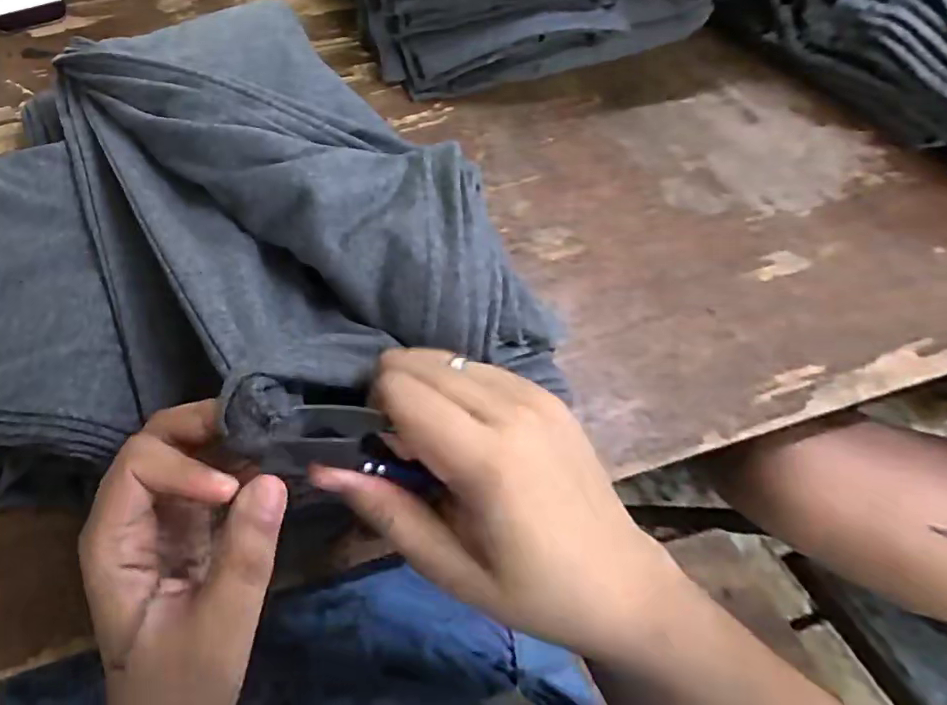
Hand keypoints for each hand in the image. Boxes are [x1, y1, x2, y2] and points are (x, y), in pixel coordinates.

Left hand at [79, 401, 288, 704]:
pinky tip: (264, 463)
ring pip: (179, 449)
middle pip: (153, 443)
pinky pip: (204, 476)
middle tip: (252, 424)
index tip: (228, 490)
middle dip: (199, 426)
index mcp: (111, 539)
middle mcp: (125, 515)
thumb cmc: (181, 687)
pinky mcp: (182, 525)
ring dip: (220, 438)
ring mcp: (153, 516)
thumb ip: (244, 559)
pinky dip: (233, 463)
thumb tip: (273, 480)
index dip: (182, 465)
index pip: (136, 466)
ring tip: (265, 436)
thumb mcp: (217, 633)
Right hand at [309, 349, 686, 660]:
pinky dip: (453, 386)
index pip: (398, 388)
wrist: (626, 586)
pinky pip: (473, 365)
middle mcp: (511, 410)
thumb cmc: (531, 589)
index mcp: (488, 459)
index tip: (387, 453)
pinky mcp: (545, 390)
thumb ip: (385, 510)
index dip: (375, 413)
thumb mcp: (450, 570)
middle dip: (393, 394)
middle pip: (414, 361)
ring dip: (423, 388)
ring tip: (441, 440)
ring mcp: (533, 393)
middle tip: (410, 450)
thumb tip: (321, 468)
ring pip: (440, 357)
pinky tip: (471, 430)